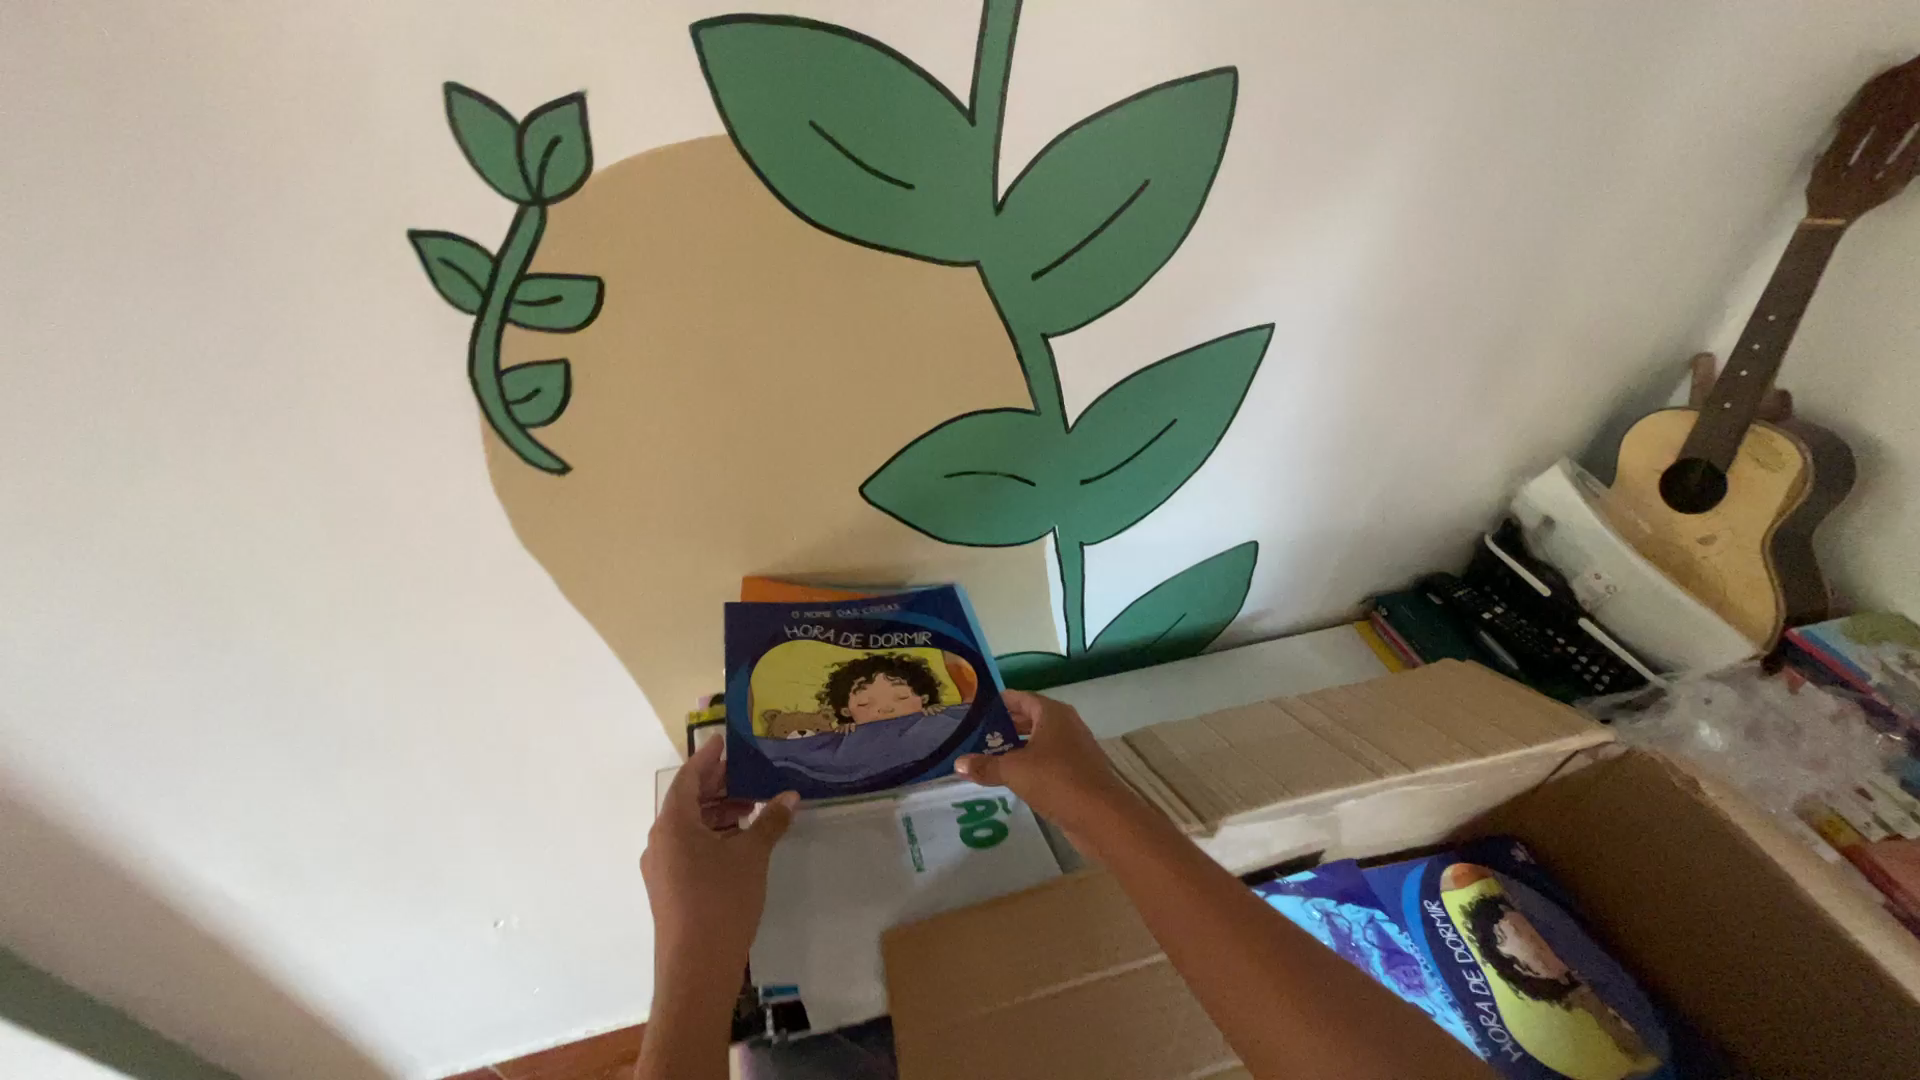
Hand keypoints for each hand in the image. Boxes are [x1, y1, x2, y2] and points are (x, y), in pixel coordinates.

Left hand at [642, 737, 797, 966]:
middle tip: (748, 772)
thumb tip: (789, 795)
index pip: (689, 778)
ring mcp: (662, 867)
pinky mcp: (669, 888)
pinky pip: (689, 847)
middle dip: (718, 785)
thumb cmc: (722, 900)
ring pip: (689, 826)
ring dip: (719, 812)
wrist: (696, 968)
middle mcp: (660, 841)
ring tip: (752, 807)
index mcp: (673, 824)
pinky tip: (741, 840)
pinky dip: (713, 835)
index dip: (707, 758)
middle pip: (688, 801)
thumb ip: (770, 820)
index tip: (724, 741)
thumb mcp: (752, 855)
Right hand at [954, 690, 1134, 839]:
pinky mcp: (1078, 773)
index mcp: (1052, 713)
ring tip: (987, 757)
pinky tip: (1010, 779)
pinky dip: (1029, 766)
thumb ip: (985, 765)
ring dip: (1015, 749)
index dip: (997, 703)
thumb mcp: (1014, 770)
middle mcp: (1065, 725)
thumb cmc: (1056, 780)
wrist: (1101, 816)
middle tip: (974, 736)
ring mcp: (1074, 749)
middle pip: (1029, 719)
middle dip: (1003, 727)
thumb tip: (958, 763)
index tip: (974, 710)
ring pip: (1038, 742)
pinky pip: (1047, 762)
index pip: (1020, 698)